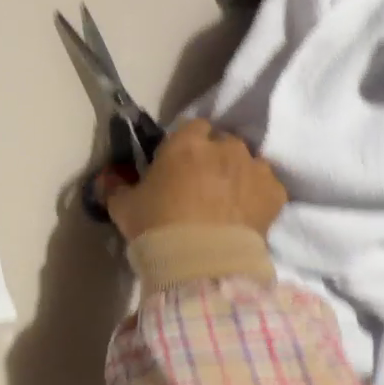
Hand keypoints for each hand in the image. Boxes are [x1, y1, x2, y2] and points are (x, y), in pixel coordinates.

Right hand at [102, 119, 286, 241]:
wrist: (200, 258)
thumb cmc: (155, 224)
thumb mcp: (121, 206)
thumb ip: (116, 186)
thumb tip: (108, 177)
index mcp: (185, 145)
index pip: (192, 125)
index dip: (185, 141)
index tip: (174, 159)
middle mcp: (225, 149)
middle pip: (223, 141)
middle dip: (213, 155)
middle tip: (197, 180)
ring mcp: (255, 169)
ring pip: (248, 161)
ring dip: (236, 172)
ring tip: (222, 197)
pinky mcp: (276, 192)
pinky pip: (265, 185)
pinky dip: (254, 193)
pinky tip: (240, 212)